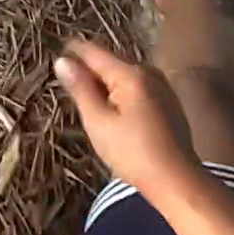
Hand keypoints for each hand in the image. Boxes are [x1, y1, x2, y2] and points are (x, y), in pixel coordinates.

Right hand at [56, 40, 202, 200]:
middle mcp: (148, 71)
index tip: (56, 62)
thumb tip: (62, 61)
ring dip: (104, 86)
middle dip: (89, 74)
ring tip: (91, 108)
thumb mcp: (98, 122)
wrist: (178, 182)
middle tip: (72, 95)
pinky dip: (121, 95)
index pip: (93, 52)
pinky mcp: (167, 100)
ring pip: (122, 76)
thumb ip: (80, 88)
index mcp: (130, 74)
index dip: (72, 54)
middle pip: (109, 63)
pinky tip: (116, 116)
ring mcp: (161, 85)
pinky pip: (136, 88)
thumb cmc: (133, 153)